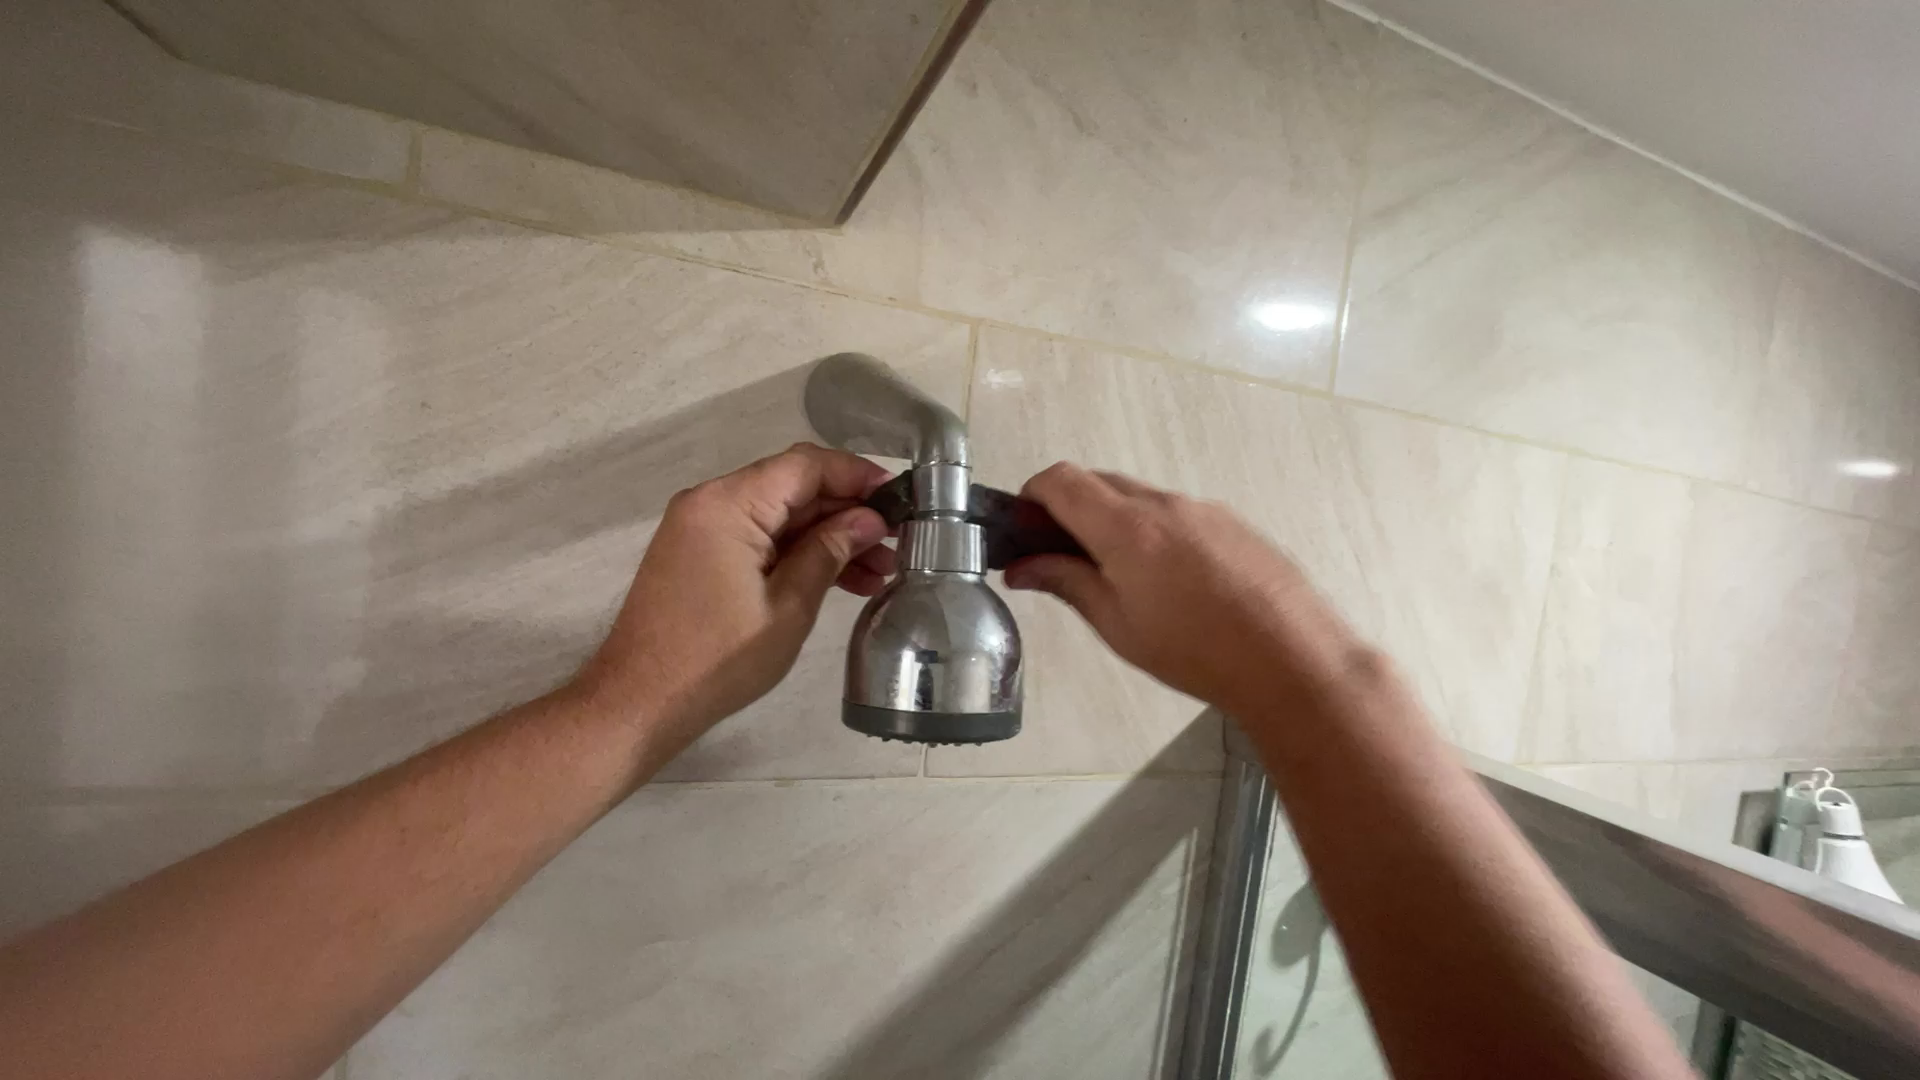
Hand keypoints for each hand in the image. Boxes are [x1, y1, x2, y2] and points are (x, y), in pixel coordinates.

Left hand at [576, 443, 894, 755]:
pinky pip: (763, 537)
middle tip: (897, 541)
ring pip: (783, 515)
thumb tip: (869, 519)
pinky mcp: (705, 553)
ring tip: (881, 571)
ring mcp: (705, 527)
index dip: (857, 475)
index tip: (900, 497)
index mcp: (728, 504)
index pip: (805, 466)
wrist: (640, 702)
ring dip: (830, 537)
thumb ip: (829, 552)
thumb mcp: (788, 607)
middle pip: (795, 487)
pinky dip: (801, 552)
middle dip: (849, 512)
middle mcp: (712, 502)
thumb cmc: (717, 659)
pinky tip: (844, 579)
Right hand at [1003, 463, 1363, 712]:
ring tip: (1120, 574)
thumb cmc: (1193, 651)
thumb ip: (1066, 583)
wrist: (1292, 659)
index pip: (1062, 479)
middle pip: (1099, 481)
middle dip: (1070, 508)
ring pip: (1139, 497)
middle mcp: (1163, 503)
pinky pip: (1175, 512)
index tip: (1025, 527)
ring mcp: (1203, 508)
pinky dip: (1152, 529)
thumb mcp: (1117, 624)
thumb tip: (1020, 568)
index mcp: (1126, 527)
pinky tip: (1171, 580)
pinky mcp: (1232, 522)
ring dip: (1113, 519)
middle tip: (1063, 556)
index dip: (1033, 493)